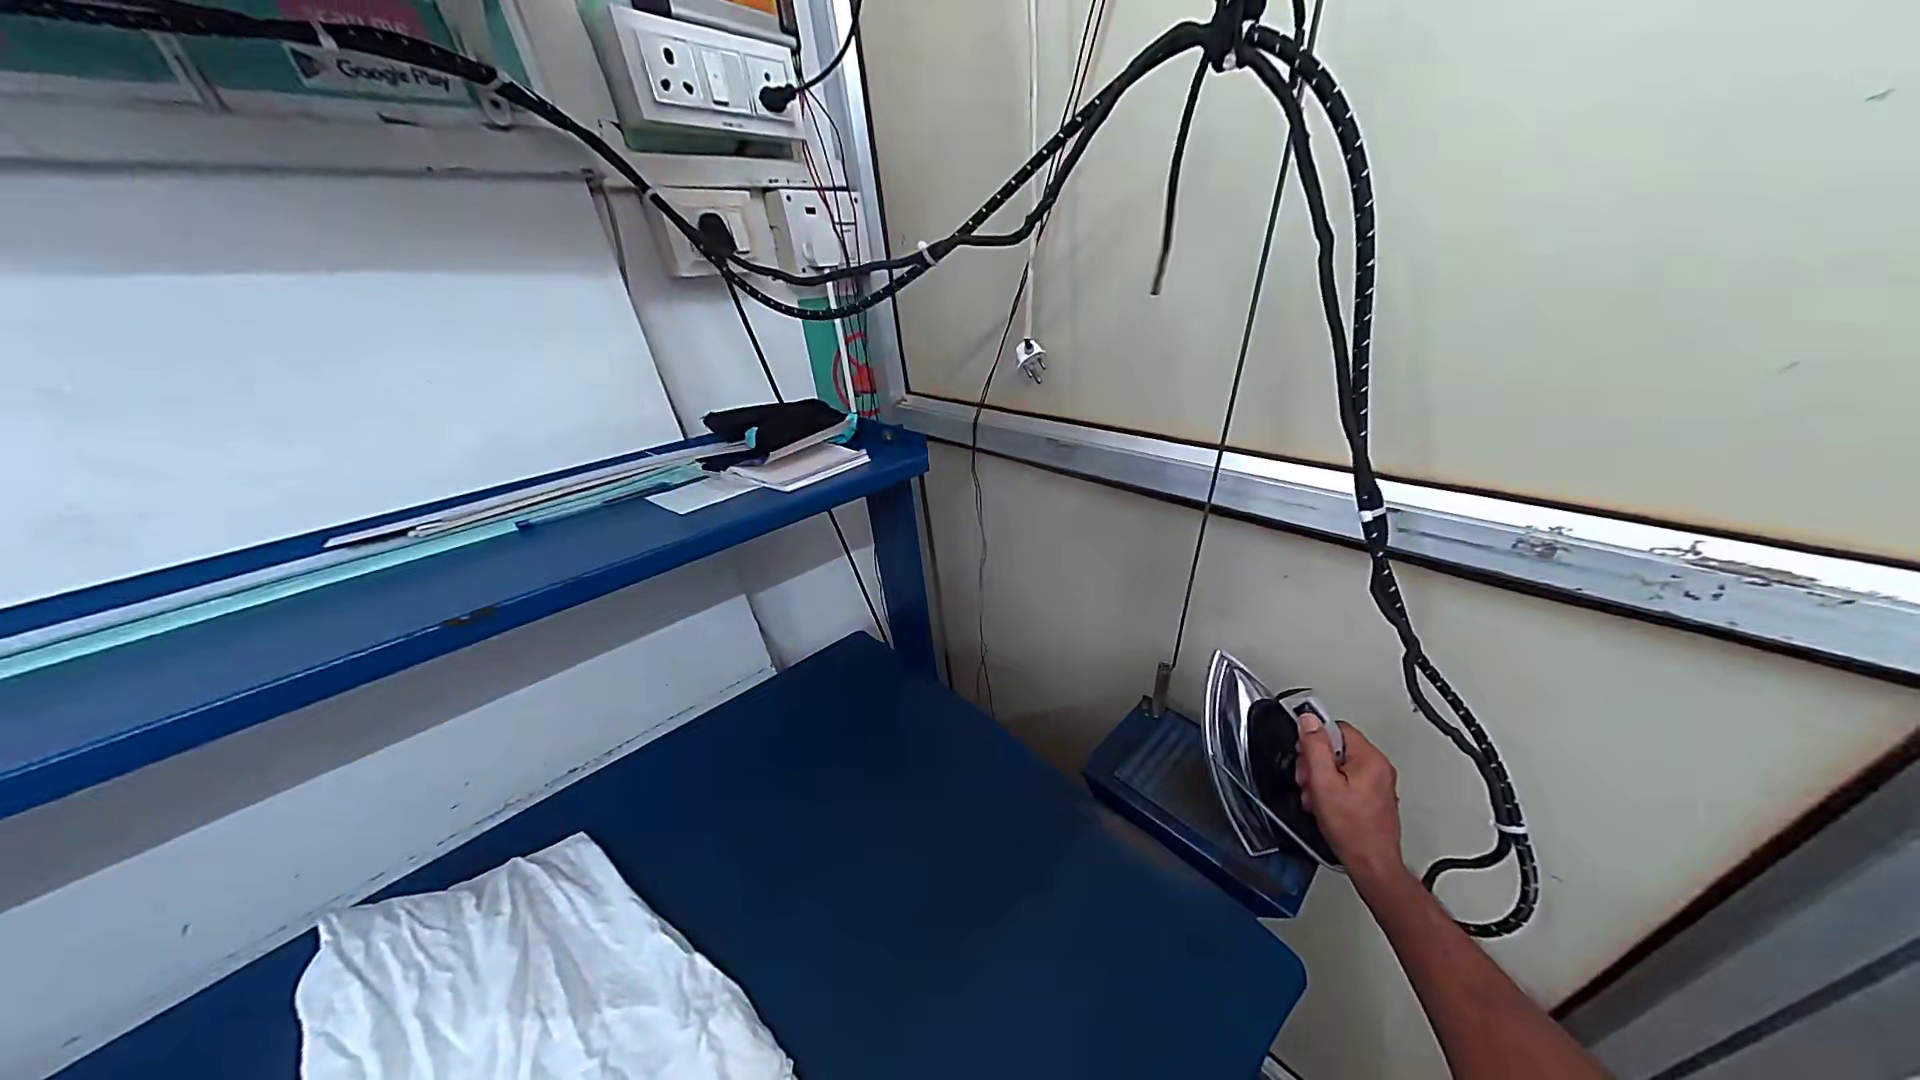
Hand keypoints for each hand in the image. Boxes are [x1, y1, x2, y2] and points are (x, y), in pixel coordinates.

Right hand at [1294, 712, 1404, 883]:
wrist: (1370, 862)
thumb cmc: (1352, 828)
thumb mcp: (1323, 781)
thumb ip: (1315, 747)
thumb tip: (1309, 720)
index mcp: (1370, 758)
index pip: (1336, 728)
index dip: (1314, 740)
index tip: (1305, 755)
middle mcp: (1378, 767)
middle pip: (1336, 747)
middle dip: (1316, 762)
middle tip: (1309, 779)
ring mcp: (1378, 783)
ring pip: (1339, 764)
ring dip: (1321, 777)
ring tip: (1317, 796)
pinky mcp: (1373, 795)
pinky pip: (1346, 779)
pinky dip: (1332, 788)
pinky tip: (1326, 803)